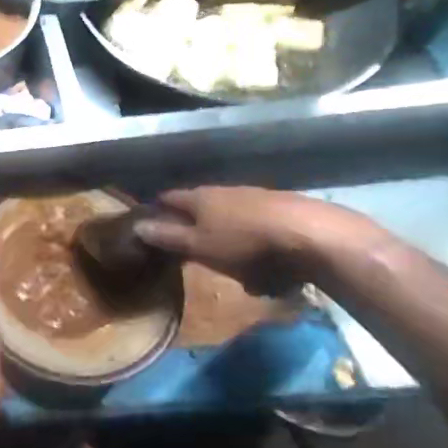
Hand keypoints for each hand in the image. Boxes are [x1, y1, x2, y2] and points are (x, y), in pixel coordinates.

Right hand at [133, 186, 387, 292]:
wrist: (312, 235)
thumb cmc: (244, 242)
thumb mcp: (198, 246)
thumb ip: (167, 237)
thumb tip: (135, 226)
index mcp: (200, 197)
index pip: (169, 197)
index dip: (157, 209)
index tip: (149, 224)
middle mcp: (225, 190)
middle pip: (200, 204)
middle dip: (192, 222)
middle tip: (187, 245)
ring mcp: (256, 196)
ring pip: (230, 213)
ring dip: (224, 231)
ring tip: (225, 254)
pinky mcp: (283, 207)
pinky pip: (256, 223)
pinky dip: (251, 237)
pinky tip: (260, 257)